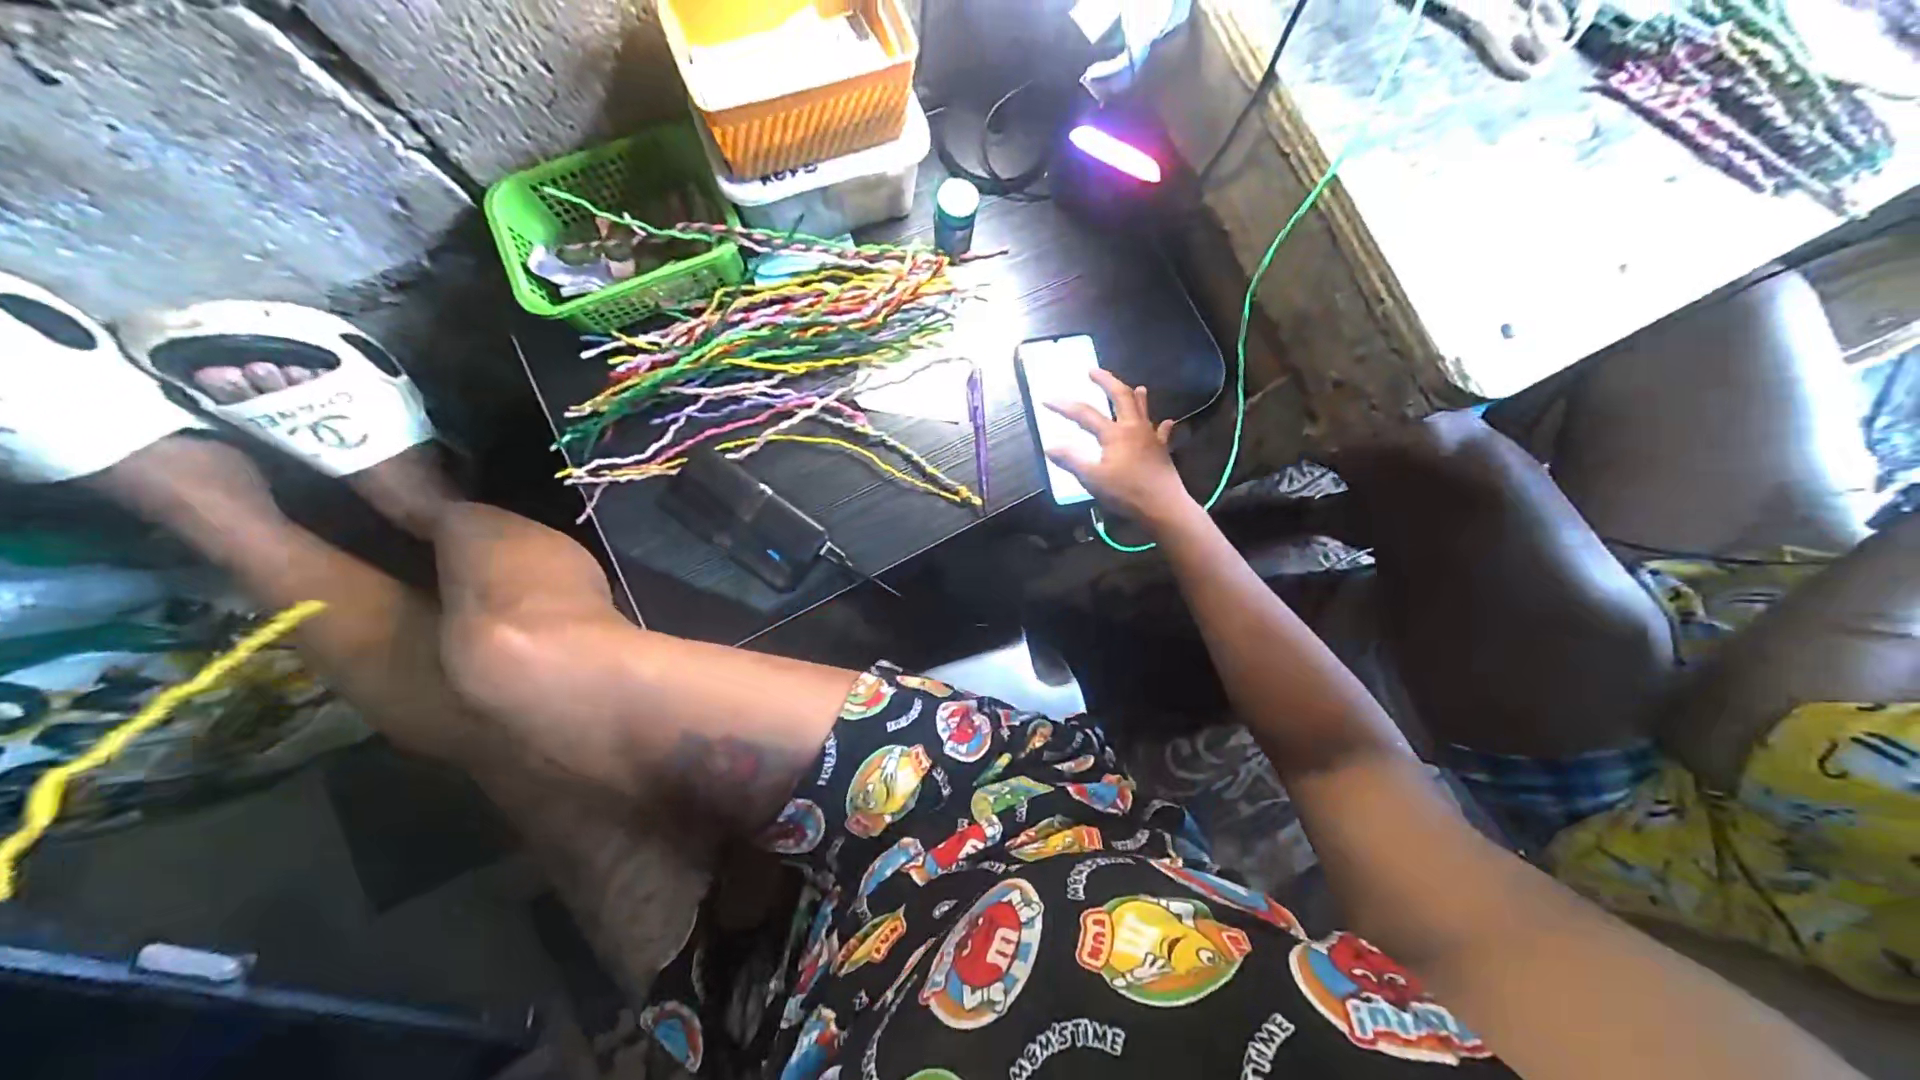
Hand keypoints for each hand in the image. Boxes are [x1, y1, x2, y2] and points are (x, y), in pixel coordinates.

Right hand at [1045, 370, 1195, 526]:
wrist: (1163, 506)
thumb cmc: (1126, 492)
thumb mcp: (1092, 478)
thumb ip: (1071, 460)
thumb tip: (1050, 447)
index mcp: (1114, 433)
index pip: (1084, 414)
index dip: (1064, 406)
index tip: (1047, 400)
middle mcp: (1133, 428)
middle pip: (1120, 396)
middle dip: (1106, 381)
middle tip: (1094, 372)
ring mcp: (1151, 437)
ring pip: (1143, 410)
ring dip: (1137, 397)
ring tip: (1136, 387)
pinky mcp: (1162, 450)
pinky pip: (1163, 433)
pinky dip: (1163, 426)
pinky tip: (1166, 422)